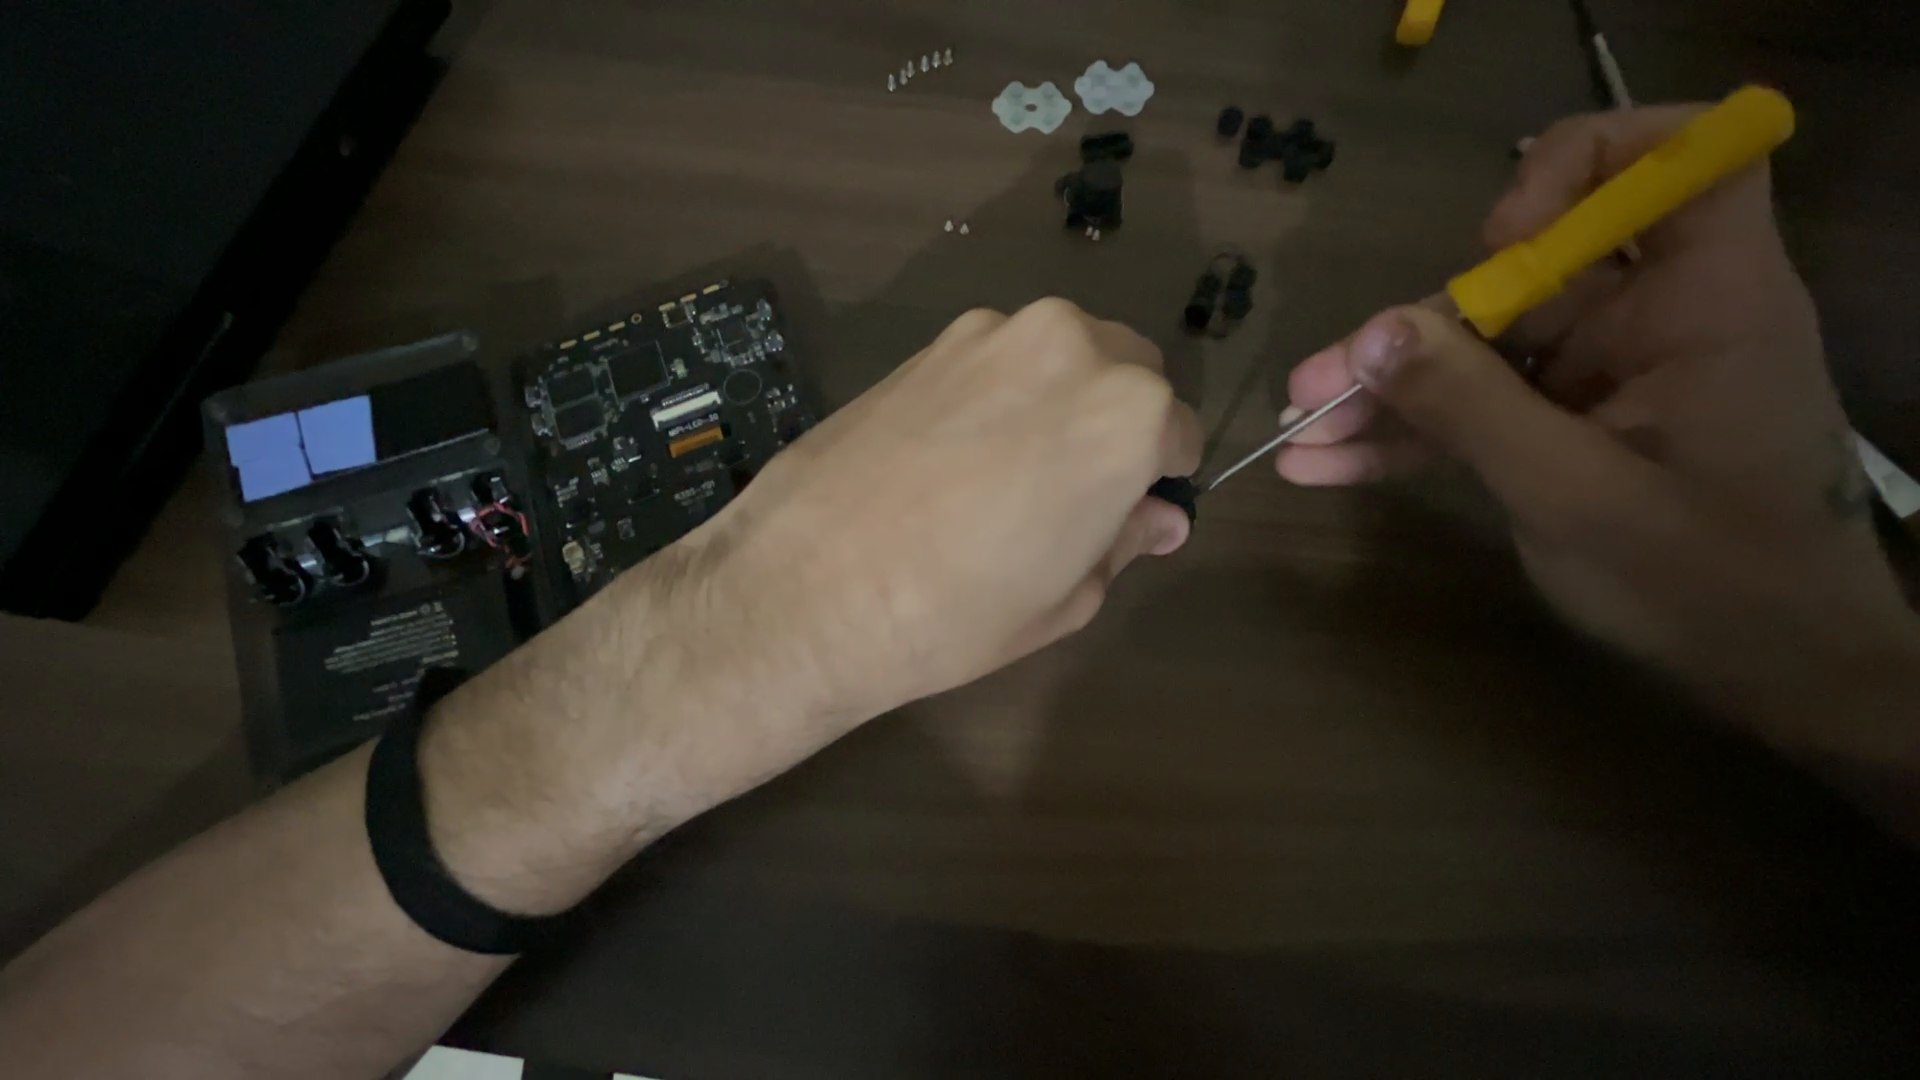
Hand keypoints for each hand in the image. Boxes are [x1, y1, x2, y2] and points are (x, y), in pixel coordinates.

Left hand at [678, 297, 1199, 732]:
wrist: (805, 588)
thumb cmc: (956, 612)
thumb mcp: (1066, 596)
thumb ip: (1125, 539)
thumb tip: (1162, 517)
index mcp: (1125, 412)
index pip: (1177, 430)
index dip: (1160, 476)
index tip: (1133, 509)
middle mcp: (1068, 347)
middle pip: (1126, 372)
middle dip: (1118, 422)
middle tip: (1074, 489)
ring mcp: (990, 334)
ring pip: (1062, 355)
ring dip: (1060, 399)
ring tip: (1009, 471)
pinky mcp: (929, 342)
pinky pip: (998, 359)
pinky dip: (1002, 392)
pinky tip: (956, 453)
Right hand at [1274, 106, 1919, 760]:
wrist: (1758, 670)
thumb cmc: (1703, 581)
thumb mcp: (1572, 493)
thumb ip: (1472, 408)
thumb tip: (1372, 334)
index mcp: (1701, 306)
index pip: (1677, 165)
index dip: (1582, 171)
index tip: (1499, 239)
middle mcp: (1640, 326)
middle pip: (1513, 283)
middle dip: (1406, 333)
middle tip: (1313, 384)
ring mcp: (1586, 382)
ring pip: (1468, 355)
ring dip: (1380, 394)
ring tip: (1298, 434)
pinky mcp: (1547, 430)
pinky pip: (1462, 414)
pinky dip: (1398, 438)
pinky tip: (1323, 466)